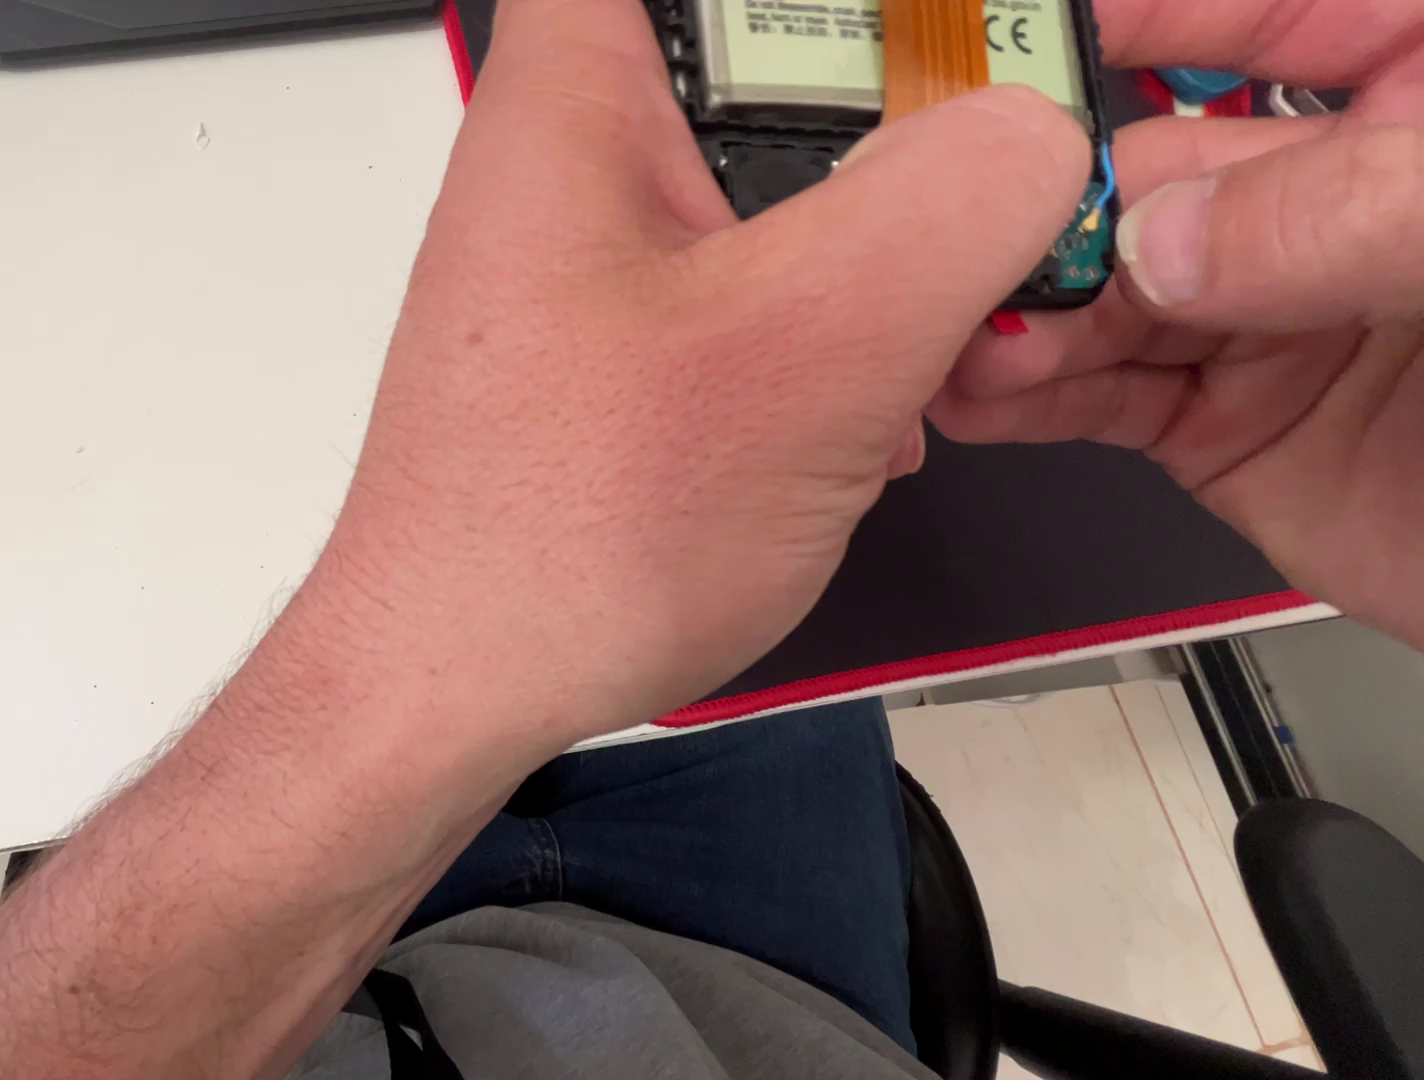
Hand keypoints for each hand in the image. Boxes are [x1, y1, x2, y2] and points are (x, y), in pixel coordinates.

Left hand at [307, 0, 1088, 750]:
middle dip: (880, 152)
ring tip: (886, 369)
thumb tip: (1022, 138)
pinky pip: (731, 312)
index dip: (829, 8)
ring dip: (852, 277)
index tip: (928, 64)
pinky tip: (828, 430)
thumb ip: (952, 200)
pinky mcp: (603, 367)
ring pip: (758, 210)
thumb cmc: (563, 536)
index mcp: (575, 106)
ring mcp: (581, 282)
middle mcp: (560, 180)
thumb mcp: (808, 347)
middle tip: (942, 238)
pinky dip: (802, 352)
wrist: (460, 676)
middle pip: (754, 76)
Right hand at [930, 0, 1423, 647]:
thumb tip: (1170, 244)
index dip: (1158, 25)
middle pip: (1148, 191)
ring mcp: (1263, 322)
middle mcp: (1336, 211)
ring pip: (1101, 307)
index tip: (1033, 59)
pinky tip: (973, 403)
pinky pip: (1094, 402)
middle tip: (978, 274)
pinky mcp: (1213, 421)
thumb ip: (1362, 220)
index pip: (1290, 21)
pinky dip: (1023, 405)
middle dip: (1051, 235)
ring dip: (1019, 332)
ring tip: (967, 358)